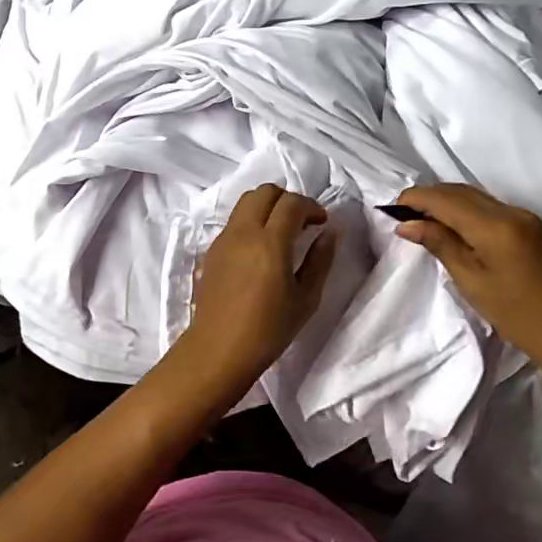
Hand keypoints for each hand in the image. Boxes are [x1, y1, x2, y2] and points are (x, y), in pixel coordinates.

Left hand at [184, 184, 338, 383]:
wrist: (219, 349)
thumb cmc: (269, 329)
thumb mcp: (306, 298)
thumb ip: (320, 259)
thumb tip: (330, 232)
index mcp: (269, 242)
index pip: (291, 203)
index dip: (311, 206)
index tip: (322, 223)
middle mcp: (242, 233)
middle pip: (264, 192)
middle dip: (287, 199)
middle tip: (302, 222)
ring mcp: (223, 240)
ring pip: (245, 203)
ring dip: (267, 207)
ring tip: (282, 233)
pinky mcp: (211, 251)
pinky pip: (233, 222)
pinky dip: (251, 222)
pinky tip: (261, 250)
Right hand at [392, 184, 541, 376]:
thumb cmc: (518, 314)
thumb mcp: (471, 281)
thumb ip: (440, 245)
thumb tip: (406, 224)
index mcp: (495, 225)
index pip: (445, 199)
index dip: (415, 198)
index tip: (389, 209)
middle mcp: (511, 212)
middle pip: (460, 191)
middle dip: (428, 197)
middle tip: (401, 214)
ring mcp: (525, 218)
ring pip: (475, 197)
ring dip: (446, 202)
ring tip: (421, 221)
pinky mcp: (532, 229)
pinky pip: (489, 207)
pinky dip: (464, 210)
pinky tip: (452, 228)